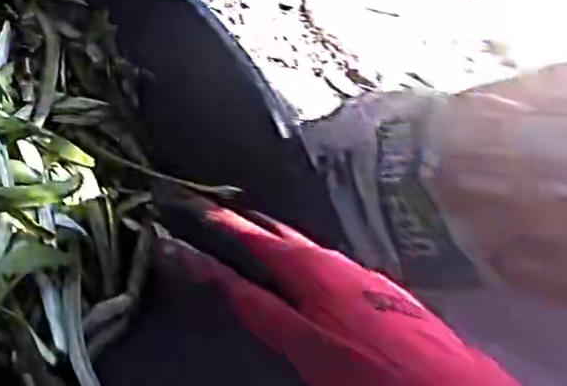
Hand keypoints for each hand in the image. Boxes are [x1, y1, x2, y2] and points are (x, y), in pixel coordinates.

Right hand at [165, 204, 517, 385]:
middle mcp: (337, 260)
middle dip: (239, 221)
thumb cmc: (377, 376)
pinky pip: (334, 269)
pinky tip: (306, 282)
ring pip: (307, 249)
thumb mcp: (300, 343)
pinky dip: (305, 264)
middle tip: (201, 217)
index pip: (240, 227)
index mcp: (307, 263)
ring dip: (273, 243)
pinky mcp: (398, 304)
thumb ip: (241, 297)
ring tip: (245, 245)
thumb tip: (176, 250)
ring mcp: (372, 281)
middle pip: (276, 231)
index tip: (168, 199)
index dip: (203, 213)